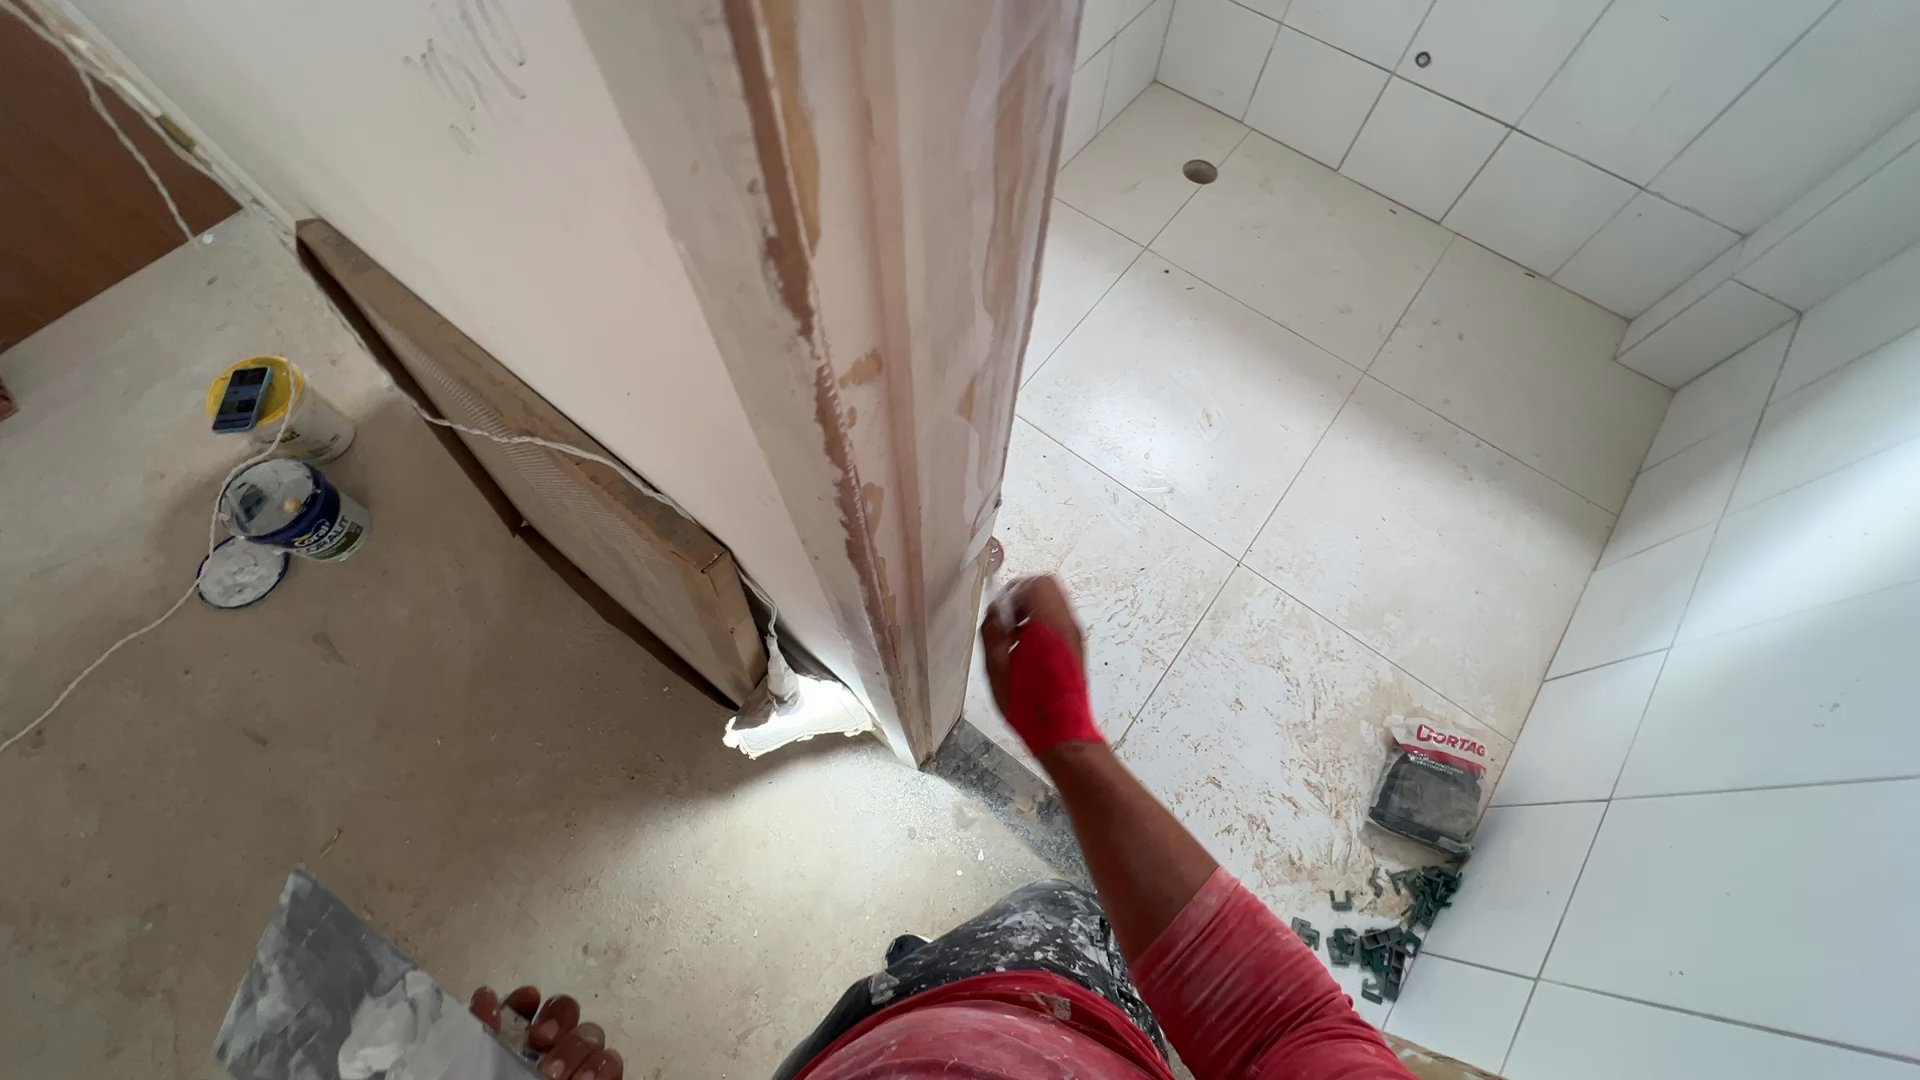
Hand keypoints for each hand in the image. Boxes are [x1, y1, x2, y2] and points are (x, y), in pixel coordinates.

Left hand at [470, 986, 623, 1079]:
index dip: (526, 1000)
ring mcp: (575, 1076)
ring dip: (578, 1046)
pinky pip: (614, 1066)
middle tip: (542, 1041)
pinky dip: (603, 1069)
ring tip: (561, 1077)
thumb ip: (474, 1045)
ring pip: (592, 1036)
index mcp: (506, 1056)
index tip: (522, 1004)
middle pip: (566, 1013)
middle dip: (560, 1017)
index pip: (523, 1010)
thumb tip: (484, 998)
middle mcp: (543, 1060)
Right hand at [979, 575, 1099, 755]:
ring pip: (1053, 603)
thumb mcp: (996, 668)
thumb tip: (994, 614)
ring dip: (1031, 611)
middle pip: (1047, 587)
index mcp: (1047, 625)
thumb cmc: (1028, 704)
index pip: (1036, 584)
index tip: (1000, 610)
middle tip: (1006, 619)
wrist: (1062, 732)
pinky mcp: (1076, 647)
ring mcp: (1074, 636)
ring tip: (1013, 638)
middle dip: (1023, 597)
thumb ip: (992, 633)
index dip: (1013, 590)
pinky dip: (1040, 624)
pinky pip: (1057, 620)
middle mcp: (1066, 625)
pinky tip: (1025, 650)